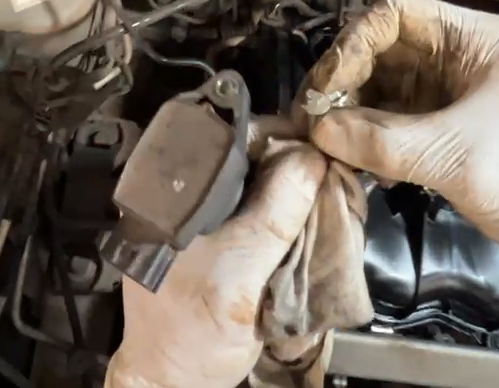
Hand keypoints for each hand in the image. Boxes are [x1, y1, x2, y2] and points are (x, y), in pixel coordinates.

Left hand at [105, 143, 326, 387]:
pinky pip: (253, 202)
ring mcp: (196, 209)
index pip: (228, 136)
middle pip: (244, 152)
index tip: (316, 143)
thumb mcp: (238, 273)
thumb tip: (310, 157)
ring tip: (322, 185)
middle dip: (288, 157)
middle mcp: (180, 187)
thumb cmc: (193, 329)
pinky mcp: (213, 231)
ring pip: (252, 176)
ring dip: (289, 180)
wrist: (172, 380)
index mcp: (171, 186)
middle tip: (327, 167)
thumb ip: (272, 216)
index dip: (275, 134)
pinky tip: (305, 208)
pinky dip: (281, 203)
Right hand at [303, 0, 498, 306]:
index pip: (398, 14)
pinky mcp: (451, 123)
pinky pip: (399, 114)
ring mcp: (456, 89)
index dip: (355, 43)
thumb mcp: (457, 159)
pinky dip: (373, 130)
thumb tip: (317, 130)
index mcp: (477, 38)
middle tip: (315, 117)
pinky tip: (353, 153)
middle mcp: (462, 54)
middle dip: (349, 79)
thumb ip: (382, 142)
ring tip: (329, 141)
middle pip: (387, 48)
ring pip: (388, 82)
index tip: (327, 87)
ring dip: (356, 108)